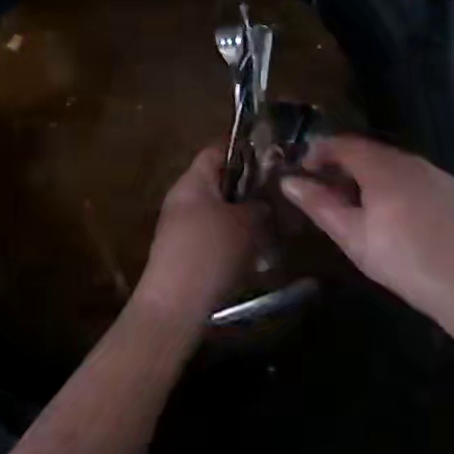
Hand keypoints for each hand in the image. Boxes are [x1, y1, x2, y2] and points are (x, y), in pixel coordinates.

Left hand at [133, 146, 260, 325]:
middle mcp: (182, 197)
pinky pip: (212, 237)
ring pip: (218, 213)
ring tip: (273, 234)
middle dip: (247, 193)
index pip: (215, 152)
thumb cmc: (209, 251)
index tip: (269, 159)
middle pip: (218, 184)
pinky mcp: (183, 251)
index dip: (241, 151)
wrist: (175, 302)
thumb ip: (256, 207)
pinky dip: (233, 243)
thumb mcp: (243, 225)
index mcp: (192, 181)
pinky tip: (254, 260)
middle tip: (278, 203)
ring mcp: (180, 225)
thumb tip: (262, 202)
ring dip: (243, 222)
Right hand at [280, 135, 453, 319]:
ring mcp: (438, 177)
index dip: (317, 153)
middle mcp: (409, 161)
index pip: (339, 143)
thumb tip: (288, 181)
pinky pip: (415, 182)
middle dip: (342, 167)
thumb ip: (318, 205)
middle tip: (327, 195)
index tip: (303, 173)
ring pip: (392, 168)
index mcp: (380, 166)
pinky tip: (398, 223)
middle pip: (366, 153)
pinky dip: (395, 191)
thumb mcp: (354, 237)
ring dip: (369, 180)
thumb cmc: (409, 261)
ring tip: (360, 211)